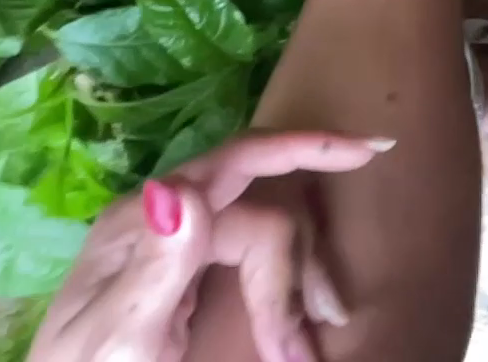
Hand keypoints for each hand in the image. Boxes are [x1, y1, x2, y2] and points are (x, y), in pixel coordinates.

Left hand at [30, 131, 393, 361]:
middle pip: (270, 208)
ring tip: (314, 342)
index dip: (311, 145)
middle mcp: (172, 214)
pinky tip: (313, 321)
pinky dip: (297, 288)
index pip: (246, 161)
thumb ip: (154, 269)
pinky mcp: (202, 268)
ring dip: (303, 284)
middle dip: (296, 268)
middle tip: (310, 336)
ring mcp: (188, 241)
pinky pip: (268, 260)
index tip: (370, 154)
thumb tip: (183, 188)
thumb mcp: (117, 344)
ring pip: (278, 235)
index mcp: (147, 218)